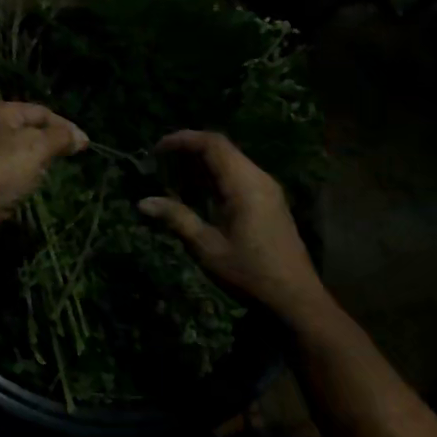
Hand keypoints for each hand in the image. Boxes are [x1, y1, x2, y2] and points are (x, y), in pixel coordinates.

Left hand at [0, 101, 88, 243]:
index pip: (39, 111)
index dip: (65, 126)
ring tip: (51, 172)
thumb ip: (61, 137)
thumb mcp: (36, 148)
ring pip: (18, 152)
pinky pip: (7, 170)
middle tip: (70, 157)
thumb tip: (81, 137)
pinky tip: (30, 186)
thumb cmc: (0, 171)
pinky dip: (22, 176)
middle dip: (50, 143)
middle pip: (27, 130)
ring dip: (37, 162)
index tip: (85, 145)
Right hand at [137, 130, 332, 325]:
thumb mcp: (207, 247)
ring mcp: (267, 190)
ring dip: (201, 167)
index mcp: (245, 184)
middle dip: (189, 152)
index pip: (212, 144)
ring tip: (172, 180)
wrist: (294, 296)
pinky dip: (214, 179)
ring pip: (231, 163)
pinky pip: (239, 178)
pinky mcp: (269, 203)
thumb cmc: (249, 272)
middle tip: (160, 165)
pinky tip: (197, 196)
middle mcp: (259, 179)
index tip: (156, 150)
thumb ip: (177, 219)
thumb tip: (143, 202)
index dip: (182, 140)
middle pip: (222, 150)